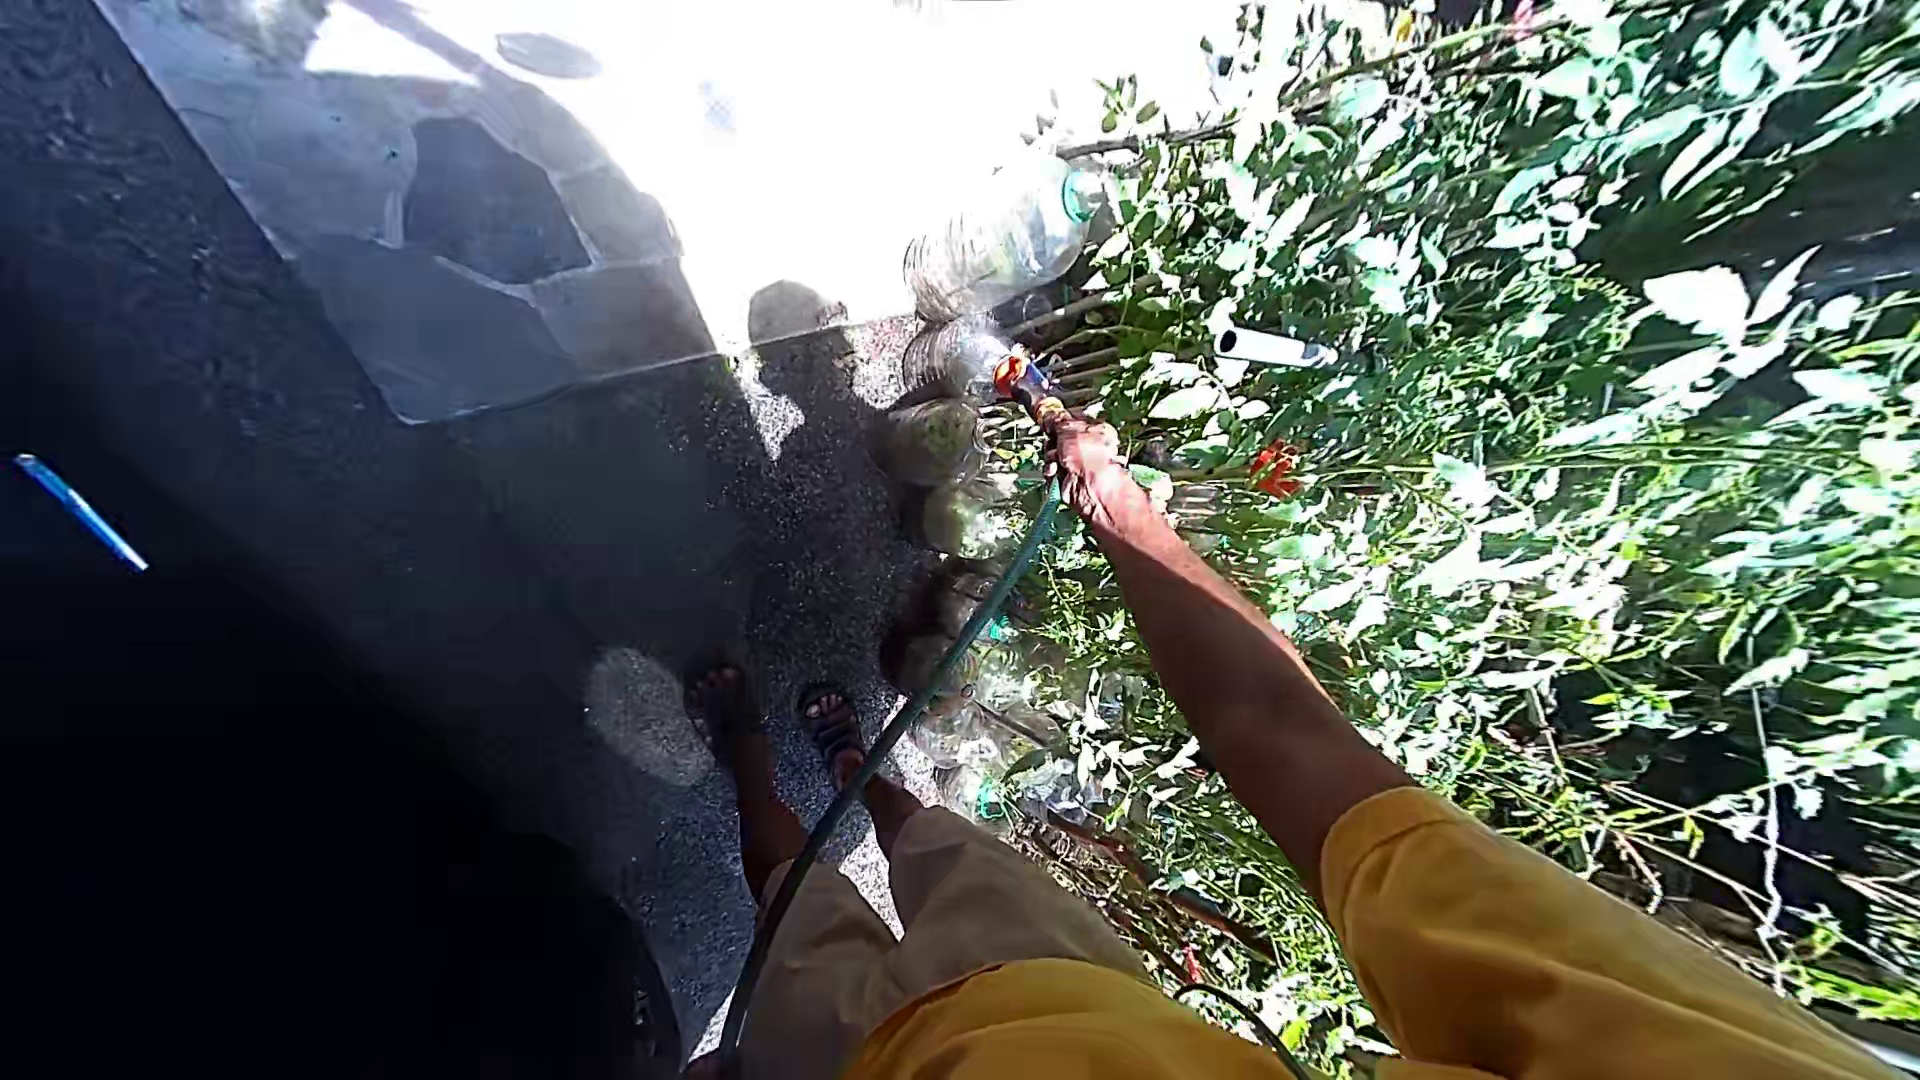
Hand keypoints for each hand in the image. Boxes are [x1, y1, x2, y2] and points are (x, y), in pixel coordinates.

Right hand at [1046, 416, 1144, 531]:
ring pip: (1053, 454)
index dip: (1059, 421)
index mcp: (1095, 430)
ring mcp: (1078, 464)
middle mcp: (1088, 447)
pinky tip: (1055, 471)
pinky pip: (1051, 470)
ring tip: (1057, 461)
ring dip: (1050, 457)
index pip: (1072, 420)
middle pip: (1059, 438)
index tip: (1047, 420)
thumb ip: (1055, 419)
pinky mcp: (1068, 478)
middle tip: (1055, 443)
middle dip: (1053, 441)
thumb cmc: (1089, 455)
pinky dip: (1050, 471)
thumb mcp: (1068, 428)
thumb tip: (1046, 411)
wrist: (1090, 487)